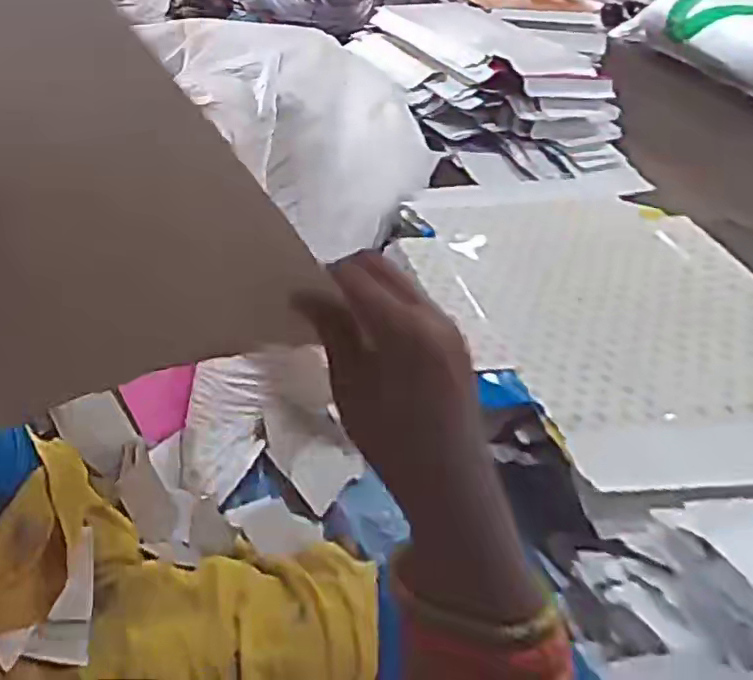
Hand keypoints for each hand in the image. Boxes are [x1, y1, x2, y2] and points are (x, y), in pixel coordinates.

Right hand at [293, 251, 478, 497]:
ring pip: (398, 279)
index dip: (322, 273)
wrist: (453, 487)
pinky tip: (367, 328)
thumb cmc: (391, 443)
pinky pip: (413, 300)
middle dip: (344, 270)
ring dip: (366, 284)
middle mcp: (432, 316)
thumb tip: (304, 294)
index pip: (354, 274)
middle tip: (315, 293)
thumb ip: (332, 331)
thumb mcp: (348, 386)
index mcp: (404, 328)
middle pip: (380, 266)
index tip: (298, 285)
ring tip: (338, 310)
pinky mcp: (454, 339)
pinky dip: (386, 300)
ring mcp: (448, 326)